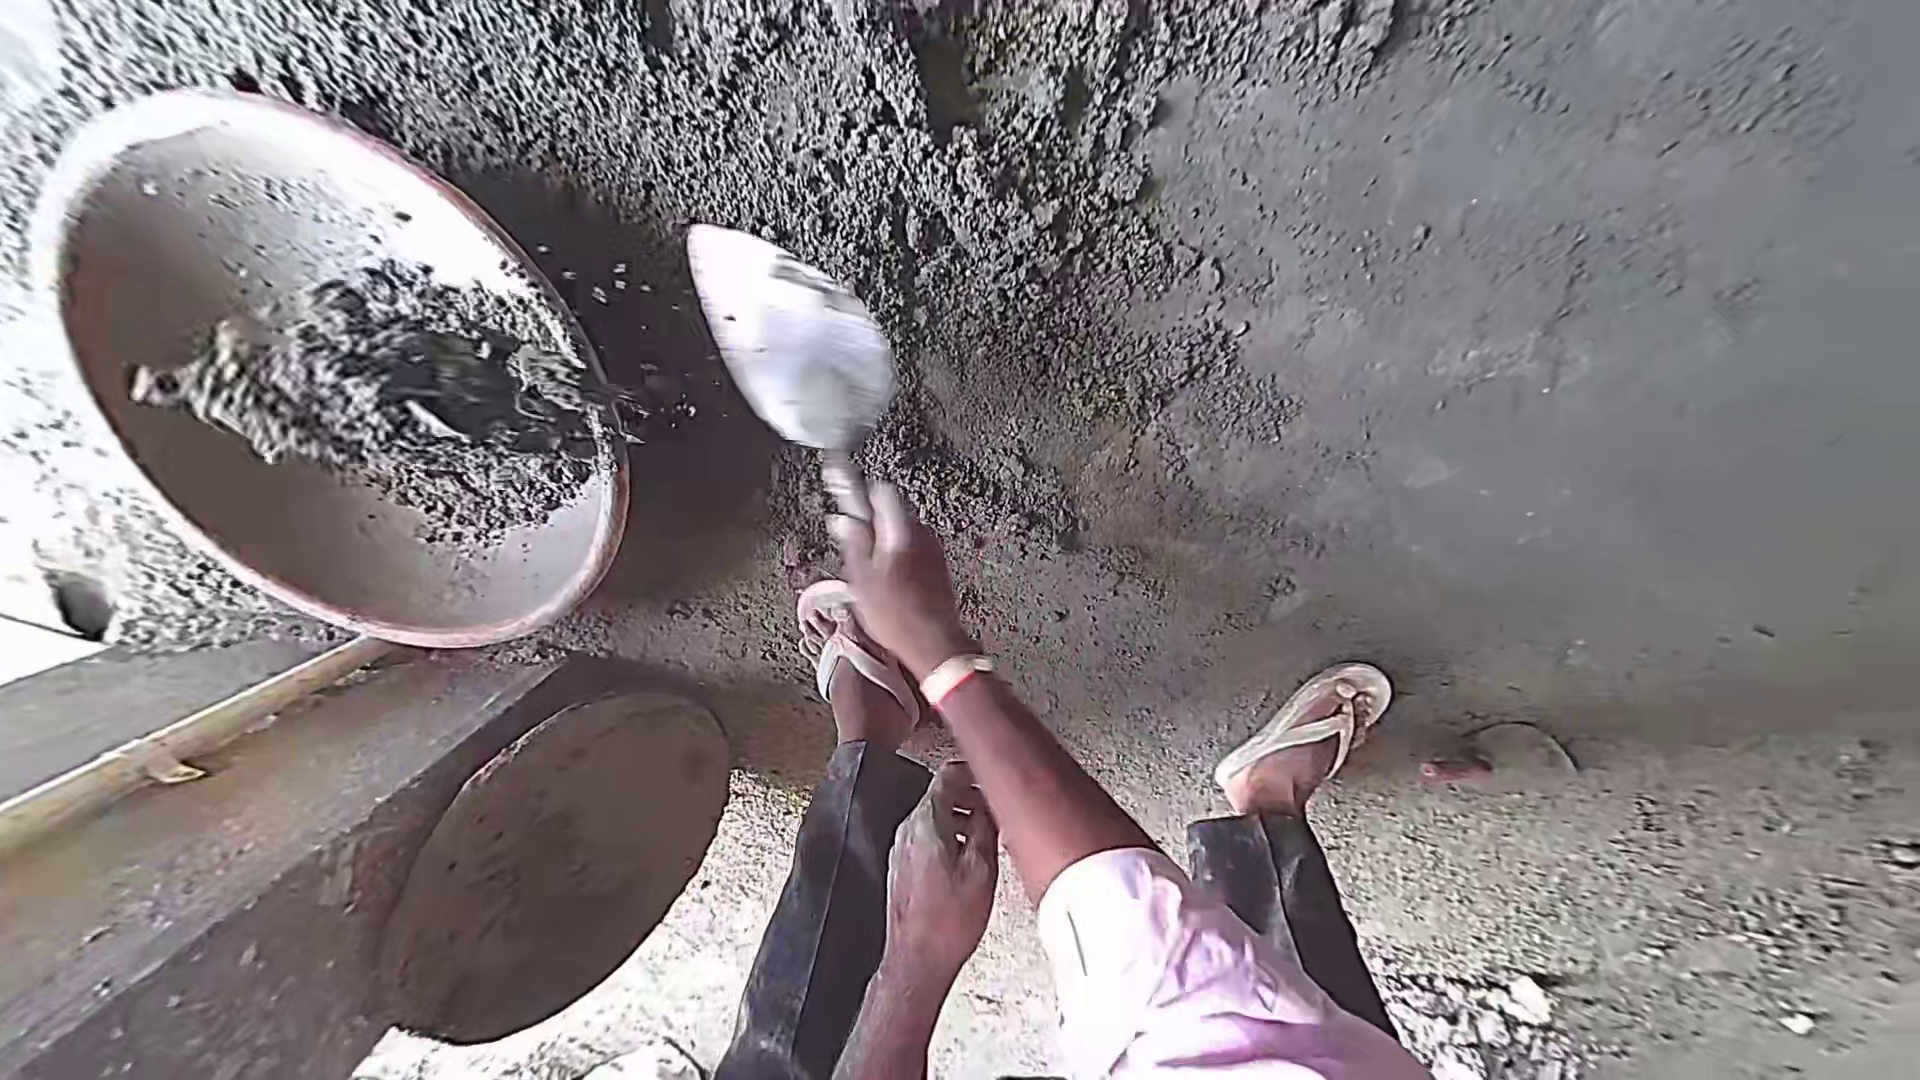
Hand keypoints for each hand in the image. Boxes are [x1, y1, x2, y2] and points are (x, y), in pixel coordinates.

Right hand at [829, 482, 975, 677]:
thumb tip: (843, 520)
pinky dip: (901, 557)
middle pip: (894, 514)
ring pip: (903, 533)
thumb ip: (854, 543)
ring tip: (874, 573)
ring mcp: (934, 549)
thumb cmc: (895, 616)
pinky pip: (915, 550)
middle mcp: (922, 534)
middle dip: (874, 525)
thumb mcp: (861, 580)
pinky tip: (892, 583)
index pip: (883, 493)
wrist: (933, 643)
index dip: (863, 493)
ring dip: (888, 543)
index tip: (848, 498)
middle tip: (858, 548)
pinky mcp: (939, 566)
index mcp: (900, 531)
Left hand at [883, 761, 999, 987]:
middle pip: (940, 794)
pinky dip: (947, 834)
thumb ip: (985, 827)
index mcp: (927, 821)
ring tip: (984, 832)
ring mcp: (902, 848)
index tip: (988, 774)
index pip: (947, 775)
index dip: (972, 771)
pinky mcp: (902, 866)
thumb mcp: (982, 868)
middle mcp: (909, 829)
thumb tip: (989, 806)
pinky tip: (965, 856)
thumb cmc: (947, 922)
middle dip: (969, 796)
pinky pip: (926, 836)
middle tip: (992, 805)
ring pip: (934, 816)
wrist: (916, 962)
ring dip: (959, 816)